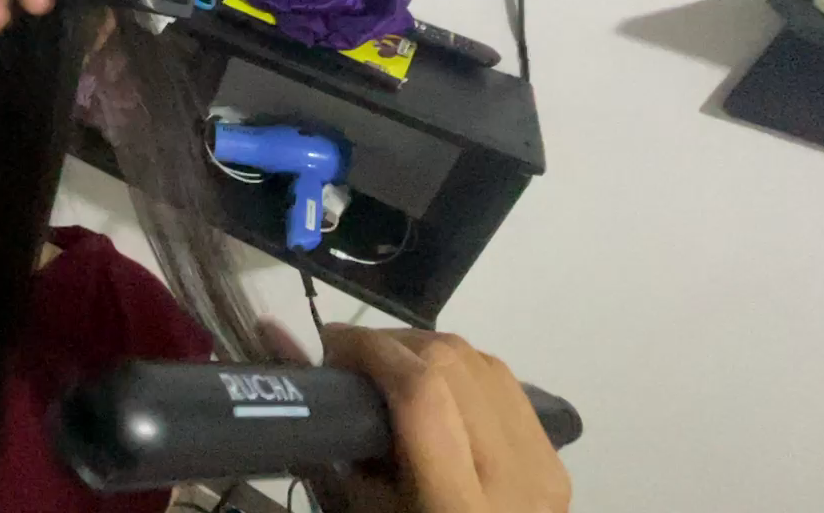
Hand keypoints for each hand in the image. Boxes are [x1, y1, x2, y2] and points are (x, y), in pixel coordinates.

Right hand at [319, 325, 571, 512]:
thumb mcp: (351, 502)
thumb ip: (318, 416)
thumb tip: (270, 328)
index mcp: (456, 508)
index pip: (420, 391)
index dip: (368, 348)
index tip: (329, 347)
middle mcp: (514, 483)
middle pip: (448, 363)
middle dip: (387, 344)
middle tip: (353, 364)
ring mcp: (544, 468)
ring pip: (474, 359)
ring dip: (419, 349)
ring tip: (388, 373)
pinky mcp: (553, 459)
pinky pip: (498, 377)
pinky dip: (454, 366)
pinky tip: (430, 388)